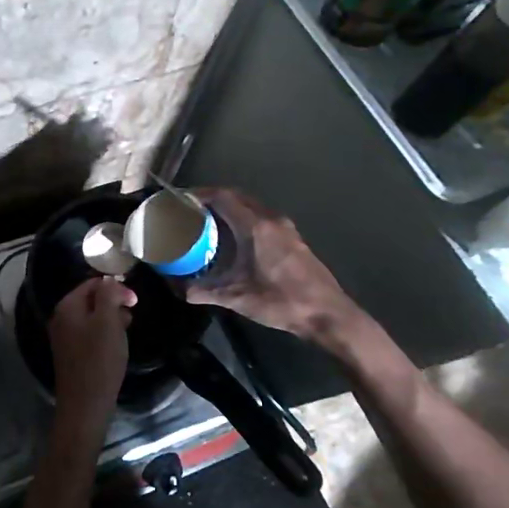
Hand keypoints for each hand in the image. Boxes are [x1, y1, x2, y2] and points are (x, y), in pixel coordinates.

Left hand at [48, 277, 136, 419]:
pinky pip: (89, 333)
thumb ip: (109, 295)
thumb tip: (110, 280)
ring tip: (125, 334)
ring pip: (92, 317)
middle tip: (130, 318)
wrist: (85, 404)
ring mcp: (64, 336)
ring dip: (111, 320)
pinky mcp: (71, 353)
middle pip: (92, 299)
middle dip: (114, 304)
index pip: (93, 283)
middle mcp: (61, 317)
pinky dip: (104, 335)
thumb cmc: (99, 360)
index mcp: (67, 306)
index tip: (134, 302)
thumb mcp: (108, 322)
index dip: (116, 288)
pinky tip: (115, 347)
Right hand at [187, 188, 359, 342]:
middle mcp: (272, 220)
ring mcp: (286, 228)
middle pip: (238, 197)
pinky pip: (264, 219)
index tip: (182, 199)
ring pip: (253, 208)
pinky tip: (238, 239)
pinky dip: (246, 220)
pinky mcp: (294, 239)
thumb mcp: (238, 299)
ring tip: (211, 223)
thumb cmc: (281, 301)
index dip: (201, 194)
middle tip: (192, 210)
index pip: (224, 197)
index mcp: (256, 227)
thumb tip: (183, 291)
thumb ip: (206, 292)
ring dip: (232, 209)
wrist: (325, 313)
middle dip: (214, 199)